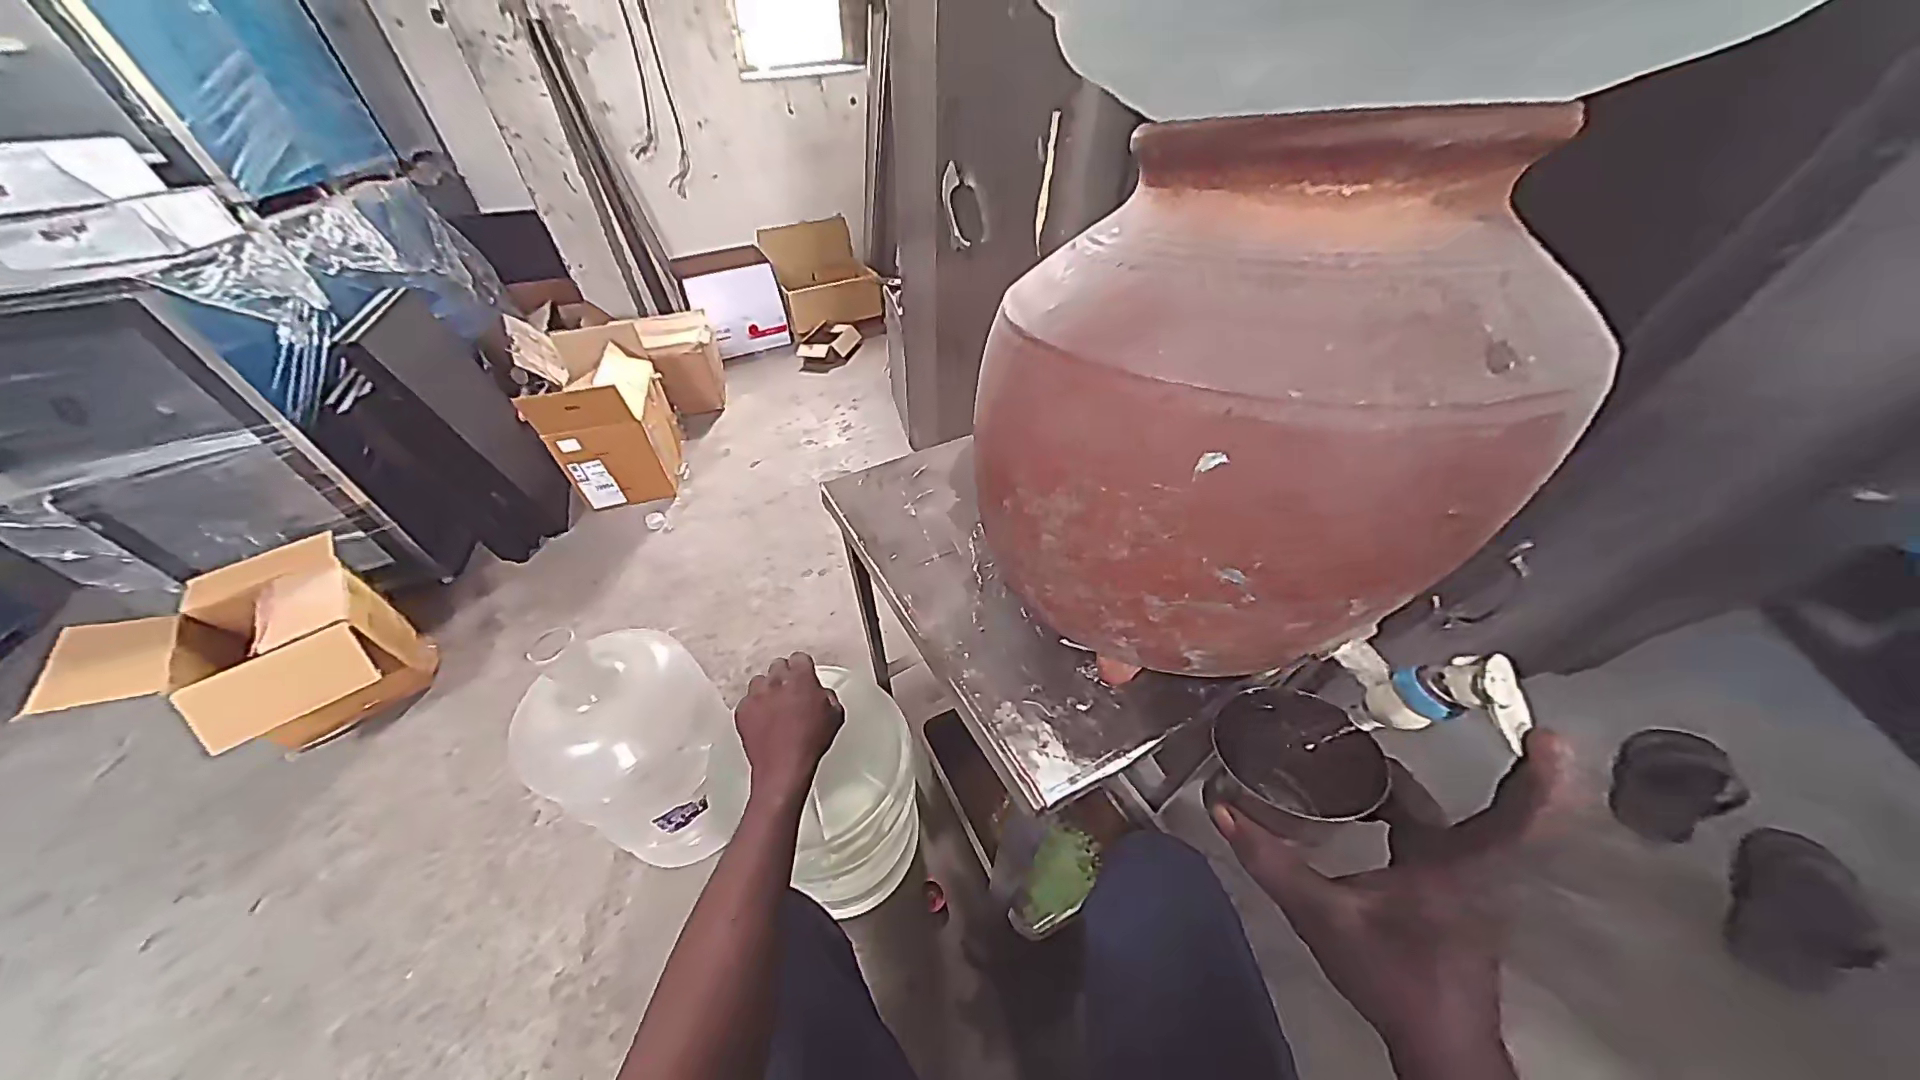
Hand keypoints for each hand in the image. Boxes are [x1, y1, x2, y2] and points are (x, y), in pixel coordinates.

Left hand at [735, 653, 843, 808]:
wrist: (783, 767)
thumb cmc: (809, 743)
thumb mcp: (834, 716)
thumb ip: (827, 696)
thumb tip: (821, 694)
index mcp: (801, 679)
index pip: (799, 658)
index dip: (803, 668)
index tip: (803, 675)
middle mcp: (776, 681)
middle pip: (778, 666)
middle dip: (784, 677)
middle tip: (790, 693)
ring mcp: (756, 695)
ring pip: (760, 682)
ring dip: (767, 690)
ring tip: (775, 708)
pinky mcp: (742, 710)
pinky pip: (747, 701)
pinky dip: (754, 707)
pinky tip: (764, 721)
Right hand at [1212, 728, 1570, 1077]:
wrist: (1433, 1040)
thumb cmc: (1389, 976)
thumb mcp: (1319, 914)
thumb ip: (1269, 859)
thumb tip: (1222, 809)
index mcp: (1456, 870)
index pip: (1509, 820)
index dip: (1535, 780)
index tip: (1549, 737)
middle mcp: (1478, 870)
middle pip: (1505, 811)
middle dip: (1510, 769)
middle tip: (1493, 715)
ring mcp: (1476, 882)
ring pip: (1476, 820)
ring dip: (1462, 785)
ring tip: (1412, 748)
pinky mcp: (1463, 890)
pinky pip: (1454, 833)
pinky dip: (1424, 807)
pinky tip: (1380, 799)